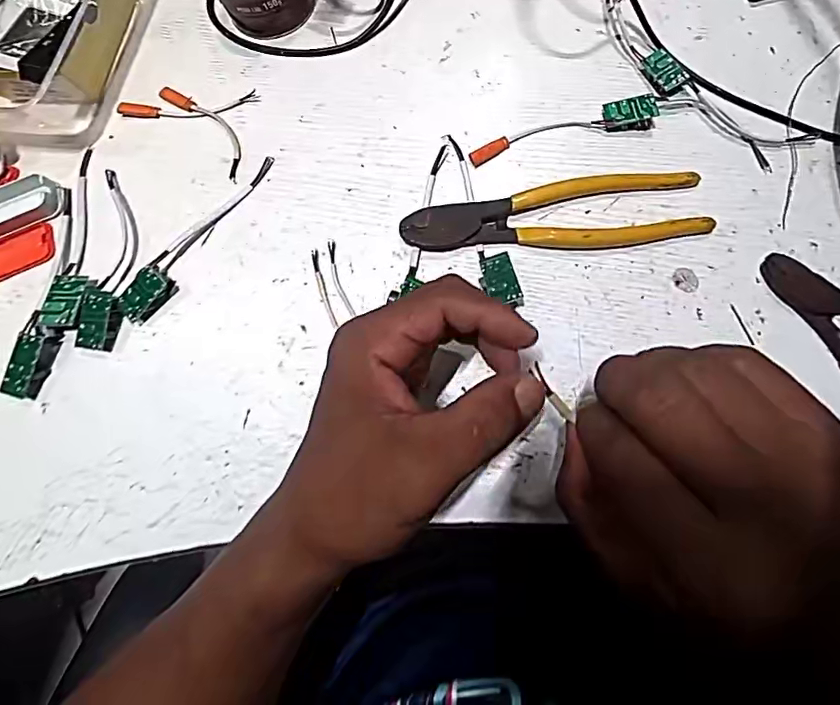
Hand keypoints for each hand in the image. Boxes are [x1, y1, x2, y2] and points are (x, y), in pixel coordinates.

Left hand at [261, 275, 544, 573]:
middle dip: (489, 325)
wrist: (312, 538)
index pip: (442, 300)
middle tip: (520, 359)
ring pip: (445, 325)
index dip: (491, 315)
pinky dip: (472, 359)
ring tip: (509, 372)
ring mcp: (383, 359)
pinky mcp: (394, 379)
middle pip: (445, 304)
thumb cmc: (346, 502)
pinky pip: (441, 351)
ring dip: (483, 340)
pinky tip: (489, 380)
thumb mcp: (428, 461)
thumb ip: (484, 419)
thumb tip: (526, 387)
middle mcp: (373, 341)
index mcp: (369, 343)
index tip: (524, 341)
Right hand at [557, 345, 839, 698]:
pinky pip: (739, 358)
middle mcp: (771, 505)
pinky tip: (696, 391)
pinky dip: (702, 364)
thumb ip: (595, 511)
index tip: (591, 427)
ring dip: (657, 370)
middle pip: (660, 398)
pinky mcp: (828, 426)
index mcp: (720, 572)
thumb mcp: (647, 596)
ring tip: (654, 398)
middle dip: (617, 386)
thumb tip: (579, 431)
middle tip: (614, 401)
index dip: (593, 429)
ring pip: (695, 365)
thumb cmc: (746, 631)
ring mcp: (808, 456)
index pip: (626, 457)